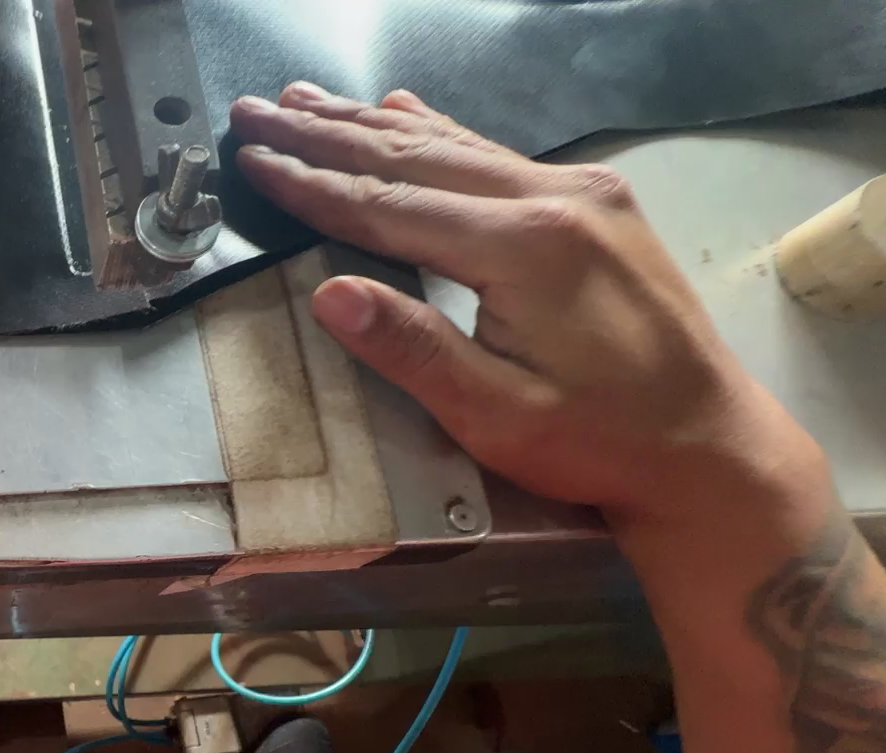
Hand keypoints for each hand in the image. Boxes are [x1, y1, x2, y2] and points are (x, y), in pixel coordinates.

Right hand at [228, 82, 824, 538]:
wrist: (705, 443)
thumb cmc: (591, 439)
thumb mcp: (490, 411)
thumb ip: (409, 346)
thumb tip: (327, 292)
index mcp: (524, 246)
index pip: (387, 206)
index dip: (310, 185)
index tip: (254, 159)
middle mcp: (552, 199)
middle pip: (411, 156)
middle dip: (323, 134)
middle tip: (258, 112)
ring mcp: (577, 194)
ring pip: (448, 145)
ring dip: (367, 123)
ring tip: (306, 101)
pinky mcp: (587, 207)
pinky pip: (487, 156)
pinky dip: (434, 129)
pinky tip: (404, 107)